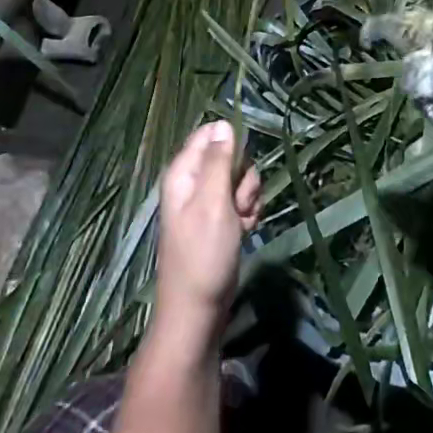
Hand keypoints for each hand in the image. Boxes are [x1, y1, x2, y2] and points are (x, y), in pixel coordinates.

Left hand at [153, 121, 261, 344]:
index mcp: (183, 173)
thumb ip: (218, 161)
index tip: (240, 167)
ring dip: (248, 199)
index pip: (210, 135)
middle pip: (230, 157)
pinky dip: (248, 215)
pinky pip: (242, 202)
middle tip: (237, 204)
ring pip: (241, 181)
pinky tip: (243, 232)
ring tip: (240, 223)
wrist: (199, 309)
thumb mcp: (213, 202)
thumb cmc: (203, 254)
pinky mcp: (220, 220)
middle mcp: (193, 183)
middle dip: (243, 179)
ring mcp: (207, 203)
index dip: (232, 146)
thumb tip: (223, 122)